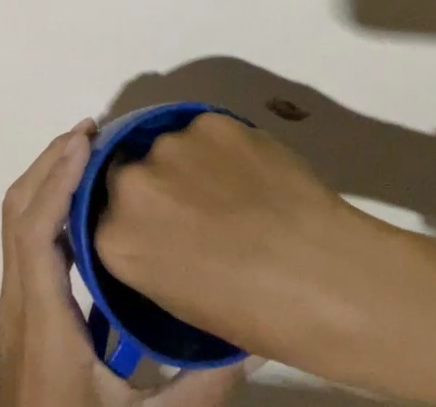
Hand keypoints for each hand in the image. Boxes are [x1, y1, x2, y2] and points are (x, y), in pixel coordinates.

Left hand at [0, 120, 246, 406]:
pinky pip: (26, 238)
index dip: (57, 179)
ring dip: (45, 177)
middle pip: (17, 210)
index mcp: (45, 320)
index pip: (37, 231)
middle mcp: (20, 300)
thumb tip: (249, 346)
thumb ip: (199, 389)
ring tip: (85, 151)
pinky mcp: (22, 307)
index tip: (86, 142)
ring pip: (16, 220)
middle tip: (91, 130)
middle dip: (49, 162)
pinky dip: (46, 203)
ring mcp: (15, 302)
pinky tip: (83, 204)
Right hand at [93, 113, 435, 400]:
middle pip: (129, 172)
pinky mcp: (211, 120)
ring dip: (191, 164)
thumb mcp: (180, 299)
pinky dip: (224, 149)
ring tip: (237, 192)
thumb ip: (150, 252)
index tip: (162, 228)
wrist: (329, 278)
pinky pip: (206, 131)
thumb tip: (158, 228)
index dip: (136, 220)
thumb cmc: (257, 314)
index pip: (106, 216)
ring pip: (170, 147)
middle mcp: (130, 183)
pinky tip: (256, 174)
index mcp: (115, 239)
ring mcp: (171, 145)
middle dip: (156, 186)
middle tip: (197, 207)